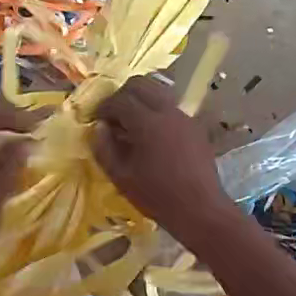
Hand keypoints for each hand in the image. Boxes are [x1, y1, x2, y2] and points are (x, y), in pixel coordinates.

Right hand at [92, 76, 238, 241]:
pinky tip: (151, 137)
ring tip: (130, 125)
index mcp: (147, 123)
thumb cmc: (157, 196)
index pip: (119, 99)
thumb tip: (98, 128)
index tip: (95, 120)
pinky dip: (155, 112)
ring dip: (140, 101)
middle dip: (121, 95)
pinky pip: (170, 108)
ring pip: (158, 92)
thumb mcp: (121, 177)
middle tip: (111, 116)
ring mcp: (185, 117)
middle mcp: (168, 112)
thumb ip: (104, 149)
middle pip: (141, 84)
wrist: (201, 210)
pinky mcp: (195, 127)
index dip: (103, 107)